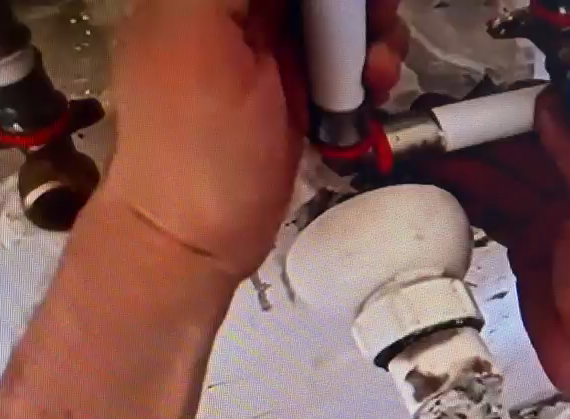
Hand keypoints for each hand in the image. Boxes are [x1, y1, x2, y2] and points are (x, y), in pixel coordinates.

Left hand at [101, 0, 406, 279]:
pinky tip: (372, 87)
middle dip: (352, 2)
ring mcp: (268, 54)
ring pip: (335, 14)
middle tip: (376, 20)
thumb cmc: (192, 147)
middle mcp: (235, 12)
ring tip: (376, 69)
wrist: (194, 244)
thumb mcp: (197, 29)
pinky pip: (340, 58)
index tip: (341, 4)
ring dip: (370, 29)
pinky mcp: (294, 96)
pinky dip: (364, 65)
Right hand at [409, 92, 569, 399]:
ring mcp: (558, 225)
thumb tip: (549, 105)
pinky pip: (498, 219)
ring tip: (433, 154)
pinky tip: (446, 188)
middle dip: (494, 140)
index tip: (494, 102)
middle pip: (537, 152)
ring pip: (511, 185)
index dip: (538, 109)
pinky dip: (473, 204)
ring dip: (475, 170)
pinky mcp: (528, 256)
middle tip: (447, 128)